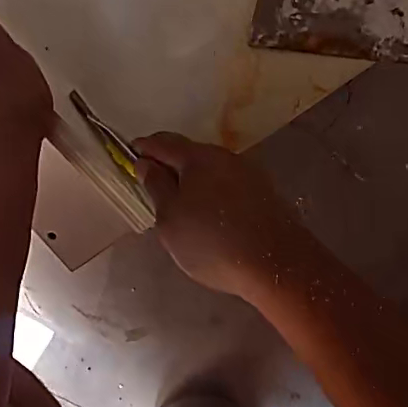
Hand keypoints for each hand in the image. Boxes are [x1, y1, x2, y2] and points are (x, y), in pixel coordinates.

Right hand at [134, 132, 316, 299]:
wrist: (276, 264)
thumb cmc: (212, 242)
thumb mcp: (171, 218)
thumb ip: (156, 186)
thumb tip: (147, 163)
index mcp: (199, 157)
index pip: (163, 142)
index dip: (143, 148)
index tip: (130, 155)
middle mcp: (226, 158)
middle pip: (191, 154)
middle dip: (170, 166)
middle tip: (154, 187)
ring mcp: (250, 174)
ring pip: (212, 171)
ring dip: (194, 182)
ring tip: (182, 207)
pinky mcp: (265, 194)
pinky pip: (229, 187)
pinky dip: (214, 194)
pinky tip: (212, 216)